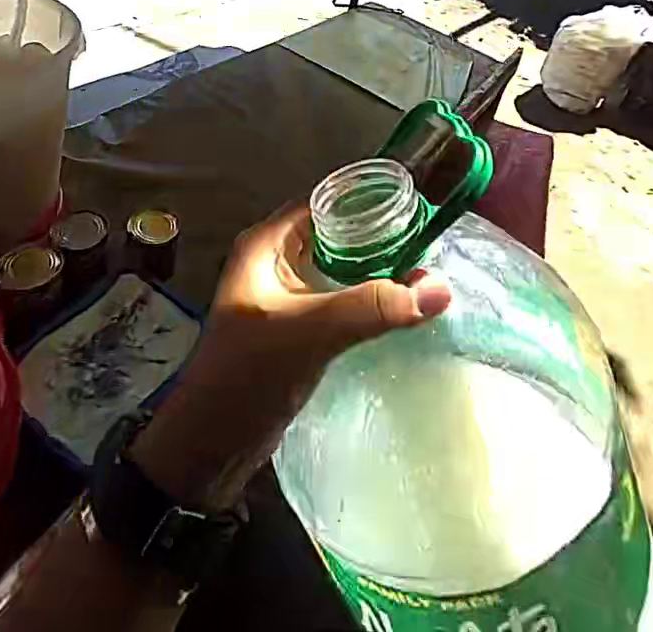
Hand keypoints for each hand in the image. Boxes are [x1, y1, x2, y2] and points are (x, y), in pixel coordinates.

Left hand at [129, 203, 449, 508]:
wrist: (211, 451)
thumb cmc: (245, 377)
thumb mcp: (308, 332)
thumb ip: (372, 307)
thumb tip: (442, 289)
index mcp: (269, 243)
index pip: (329, 201)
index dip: (371, 200)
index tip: (417, 209)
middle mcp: (281, 258)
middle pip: (343, 232)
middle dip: (386, 237)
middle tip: (431, 244)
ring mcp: (293, 292)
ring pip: (349, 265)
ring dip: (384, 268)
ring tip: (428, 272)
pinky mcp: (306, 323)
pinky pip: (348, 295)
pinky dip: (376, 296)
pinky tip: (405, 304)